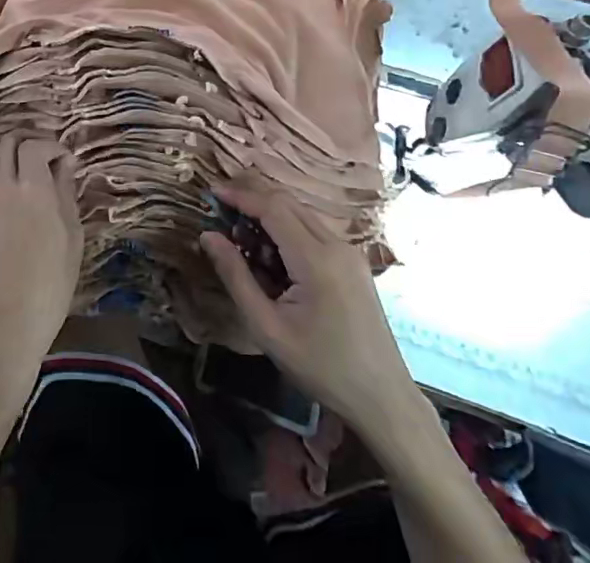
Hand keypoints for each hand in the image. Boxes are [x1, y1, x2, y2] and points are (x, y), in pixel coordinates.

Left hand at [0, 135, 82, 373]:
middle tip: (50, 163)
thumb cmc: (49, 284)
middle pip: (8, 144)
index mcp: (31, 186)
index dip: (54, 147)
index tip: (69, 163)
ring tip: (36, 181)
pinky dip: (1, 178)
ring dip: (13, 160)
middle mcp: (0, 186)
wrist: (1, 326)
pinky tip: (19, 201)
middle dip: (30, 145)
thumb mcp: (72, 237)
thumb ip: (66, 194)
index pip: (35, 144)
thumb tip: (65, 166)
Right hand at [200, 182, 427, 440]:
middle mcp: (337, 244)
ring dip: (271, 217)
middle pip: (289, 203)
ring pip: (303, 216)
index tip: (212, 192)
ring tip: (241, 240)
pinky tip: (272, 258)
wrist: (381, 396)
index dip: (241, 196)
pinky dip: (289, 233)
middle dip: (254, 200)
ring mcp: (350, 252)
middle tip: (221, 211)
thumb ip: (236, 277)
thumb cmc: (320, 366)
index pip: (273, 207)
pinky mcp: (354, 264)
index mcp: (316, 258)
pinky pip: (315, 233)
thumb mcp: (266, 327)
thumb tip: (208, 237)